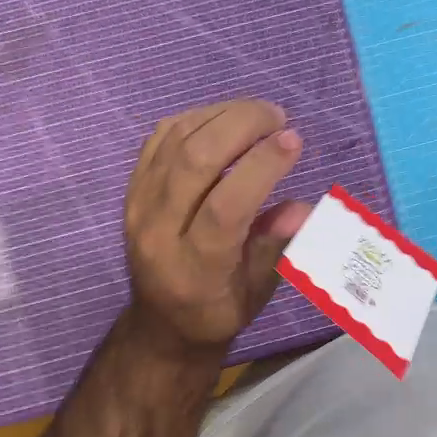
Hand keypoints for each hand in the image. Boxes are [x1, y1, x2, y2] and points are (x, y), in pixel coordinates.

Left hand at [123, 100, 311, 355]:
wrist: (159, 323)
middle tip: (278, 117)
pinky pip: (162, 135)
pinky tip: (225, 118)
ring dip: (223, 113)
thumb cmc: (218, 308)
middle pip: (195, 160)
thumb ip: (278, 246)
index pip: (225, 207)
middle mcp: (158, 233)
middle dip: (243, 125)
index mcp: (194, 270)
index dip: (261, 166)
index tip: (294, 139)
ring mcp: (139, 205)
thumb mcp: (257, 291)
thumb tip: (303, 207)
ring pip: (178, 138)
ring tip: (259, 113)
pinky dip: (197, 116)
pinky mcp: (132, 186)